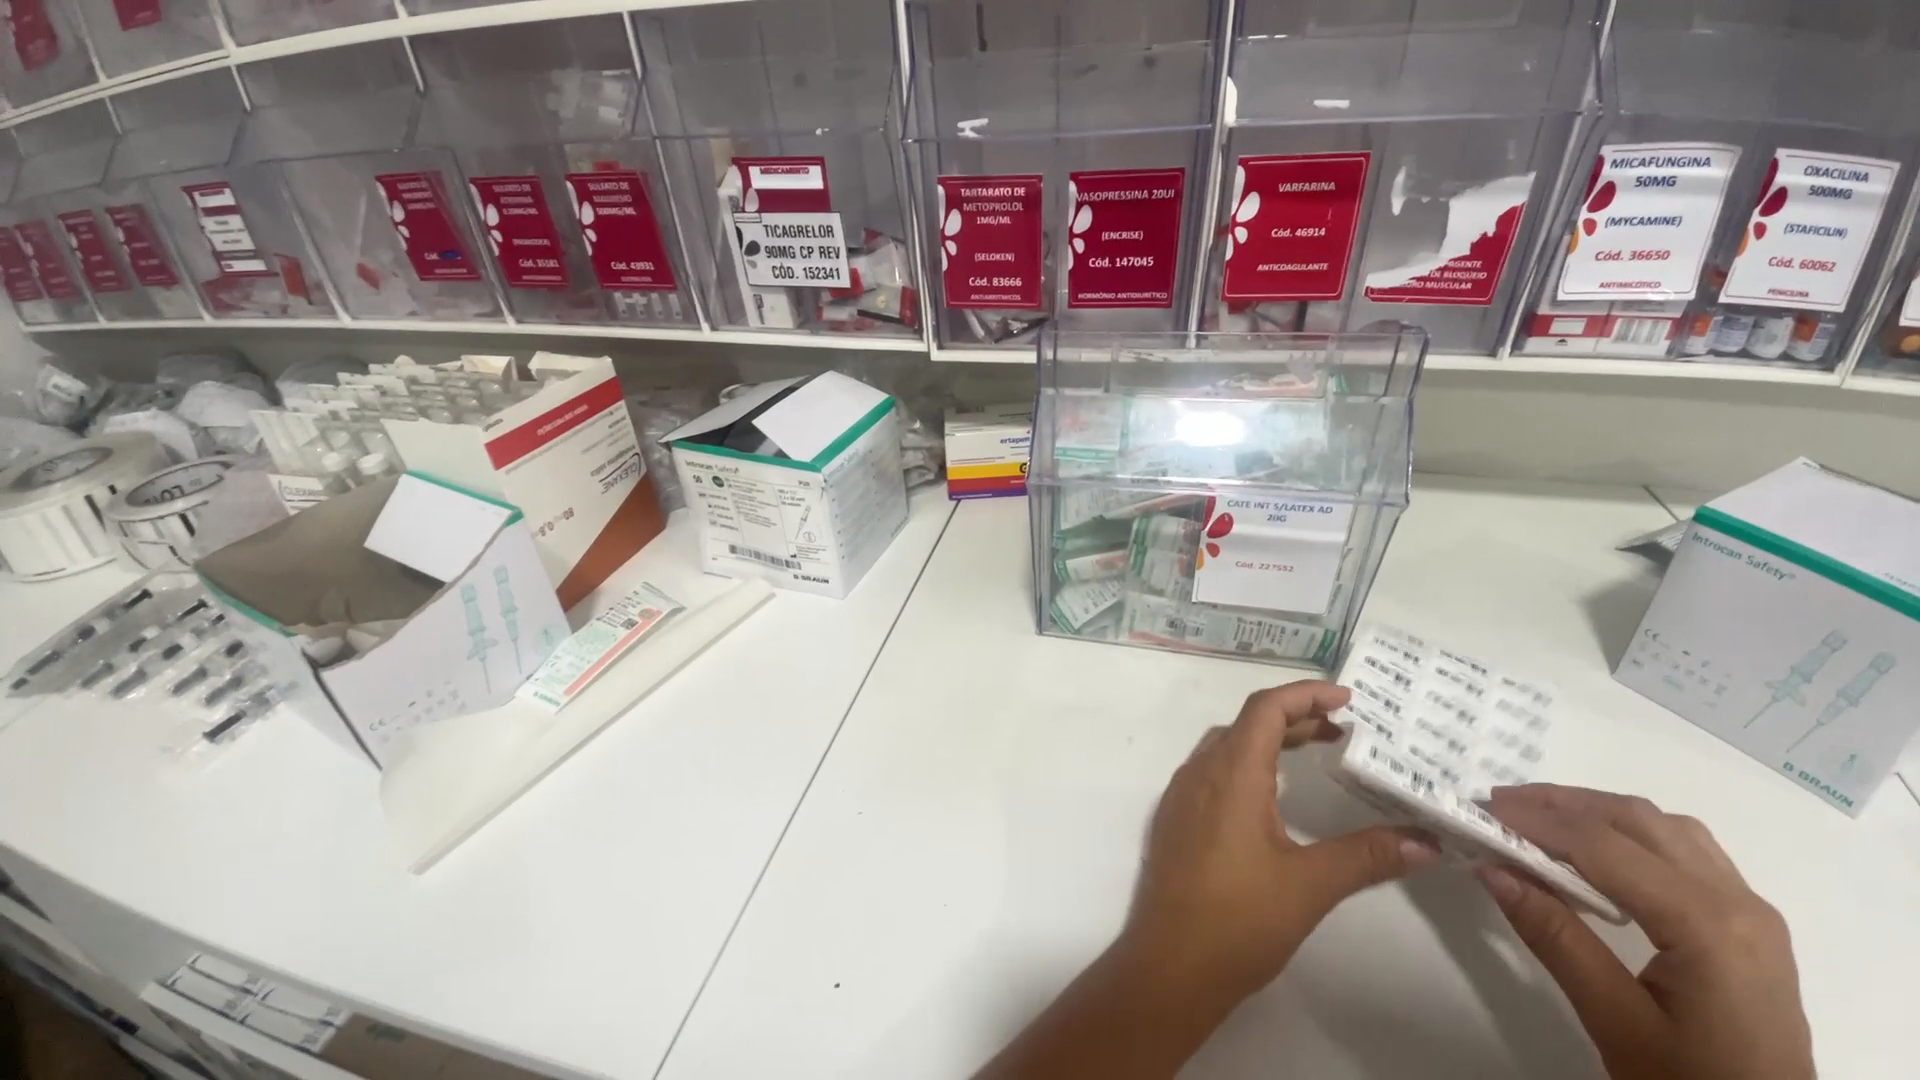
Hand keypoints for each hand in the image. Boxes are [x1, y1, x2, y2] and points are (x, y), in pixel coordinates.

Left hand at [1122, 680, 1440, 1008]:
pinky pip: (1212, 773)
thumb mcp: (1311, 884)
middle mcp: (1199, 774)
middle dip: (1296, 718)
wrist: (1169, 966)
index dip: (1306, 695)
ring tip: (1316, 753)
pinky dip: (1247, 765)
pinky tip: (1272, 797)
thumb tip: (1428, 842)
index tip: (1348, 699)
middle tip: (1344, 730)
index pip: (1265, 709)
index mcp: (1230, 774)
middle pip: (1247, 724)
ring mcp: (1181, 797)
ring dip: (1269, 741)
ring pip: (1226, 747)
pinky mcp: (1175, 821)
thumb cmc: (1238, 919)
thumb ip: (1368, 856)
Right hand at [1479, 785, 1811, 1079]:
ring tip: (1537, 820)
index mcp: (1708, 925)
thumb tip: (1491, 868)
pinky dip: (1628, 831)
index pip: (1604, 846)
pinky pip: (1683, 848)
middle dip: (1560, 803)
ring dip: (1594, 810)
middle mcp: (1738, 902)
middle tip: (1498, 806)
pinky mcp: (1748, 922)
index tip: (1479, 811)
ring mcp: (1751, 909)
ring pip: (1662, 825)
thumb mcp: (1614, 1019)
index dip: (1536, 822)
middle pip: (1636, 820)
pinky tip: (1596, 851)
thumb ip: (1554, 937)